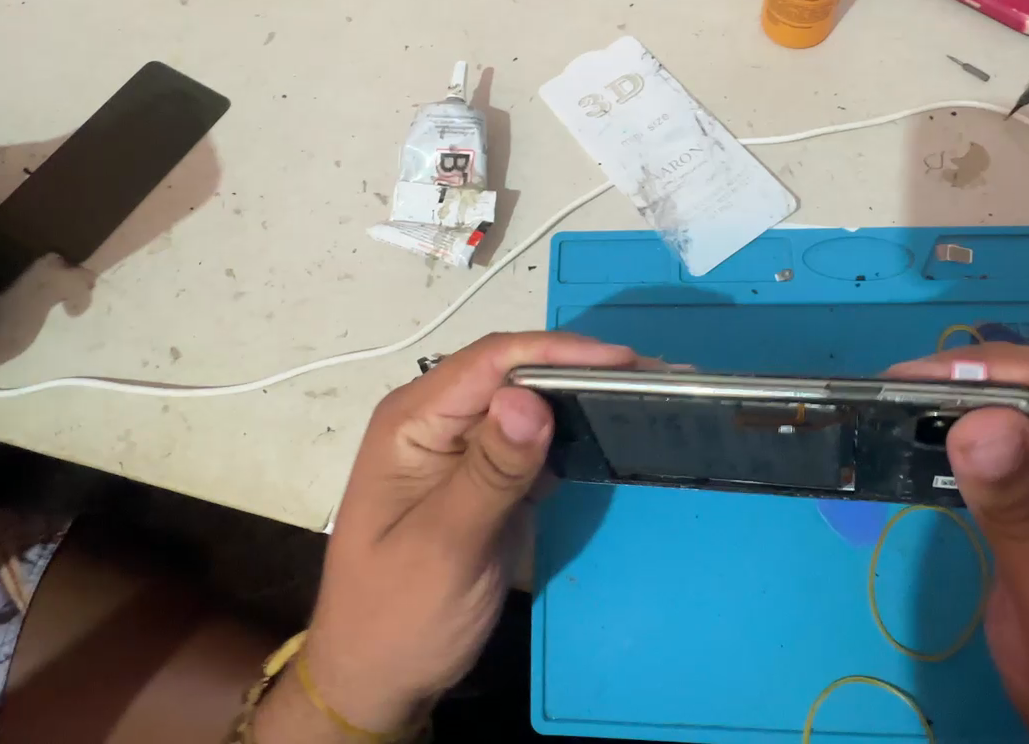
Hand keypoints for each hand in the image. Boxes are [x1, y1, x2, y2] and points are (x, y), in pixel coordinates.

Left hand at [256, 332, 635, 738]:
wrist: (378, 678)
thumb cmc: (399, 615)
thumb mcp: (444, 546)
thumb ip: (489, 471)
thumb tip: (529, 397)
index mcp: (412, 421)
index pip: (490, 360)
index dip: (557, 352)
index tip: (622, 361)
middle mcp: (437, 418)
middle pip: (513, 369)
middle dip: (579, 367)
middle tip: (650, 376)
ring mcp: (463, 444)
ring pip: (529, 397)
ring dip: (582, 393)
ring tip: (644, 393)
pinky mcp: (487, 471)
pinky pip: (533, 434)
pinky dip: (573, 429)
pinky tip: (610, 429)